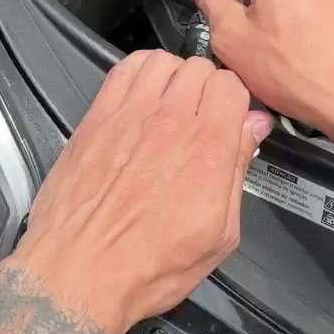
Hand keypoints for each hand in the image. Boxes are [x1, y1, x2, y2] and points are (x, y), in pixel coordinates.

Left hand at [11, 51, 271, 333]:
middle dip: (208, 87)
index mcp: (207, 150)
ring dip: (173, 74)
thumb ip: (237, 170)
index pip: (233, 86)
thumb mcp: (219, 235)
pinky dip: (137, 71)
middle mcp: (168, 122)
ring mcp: (127, 116)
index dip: (237, 101)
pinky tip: (141, 94)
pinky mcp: (95, 119)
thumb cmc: (146, 266)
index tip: (233, 118)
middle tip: (204, 114)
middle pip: (199, 69)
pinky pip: (121, 71)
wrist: (80, 272)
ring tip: (172, 100)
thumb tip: (253, 128)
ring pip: (160, 61)